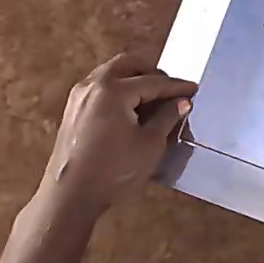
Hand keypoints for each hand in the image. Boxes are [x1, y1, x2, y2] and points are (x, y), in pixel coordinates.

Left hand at [43, 53, 196, 211]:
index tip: (194, 89)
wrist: (69, 197)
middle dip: (152, 72)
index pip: (153, 81)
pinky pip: (100, 88)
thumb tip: (181, 102)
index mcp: (113, 90)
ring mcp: (78, 97)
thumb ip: (167, 117)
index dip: (177, 86)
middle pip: (128, 65)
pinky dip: (120, 90)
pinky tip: (132, 110)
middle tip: (171, 88)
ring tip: (154, 98)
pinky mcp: (72, 111)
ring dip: (134, 79)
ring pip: (111, 74)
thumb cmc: (114, 171)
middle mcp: (92, 86)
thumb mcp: (150, 144)